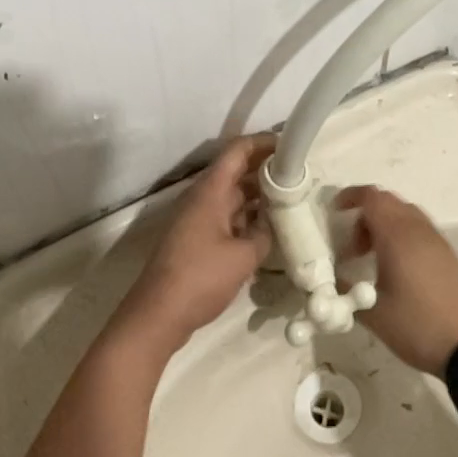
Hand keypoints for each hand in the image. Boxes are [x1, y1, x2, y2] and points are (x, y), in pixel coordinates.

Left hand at [112, 135, 274, 351]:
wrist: (158, 313)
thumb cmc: (201, 278)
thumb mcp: (243, 256)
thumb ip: (264, 234)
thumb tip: (272, 224)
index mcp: (211, 190)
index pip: (238, 150)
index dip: (264, 143)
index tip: (290, 146)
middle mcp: (202, 197)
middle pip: (236, 171)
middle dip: (266, 170)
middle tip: (299, 177)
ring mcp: (197, 217)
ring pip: (232, 195)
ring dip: (258, 195)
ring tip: (290, 201)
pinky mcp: (196, 237)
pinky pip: (226, 215)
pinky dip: (247, 216)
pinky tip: (267, 228)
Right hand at [337, 186, 457, 376]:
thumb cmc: (416, 326)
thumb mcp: (373, 313)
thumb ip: (346, 292)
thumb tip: (331, 281)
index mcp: (397, 235)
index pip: (371, 197)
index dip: (349, 197)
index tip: (334, 212)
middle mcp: (418, 229)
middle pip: (387, 202)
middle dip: (365, 215)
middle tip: (352, 246)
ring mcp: (437, 240)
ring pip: (405, 214)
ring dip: (384, 225)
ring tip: (373, 257)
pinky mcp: (448, 254)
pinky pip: (419, 229)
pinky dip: (402, 235)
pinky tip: (397, 268)